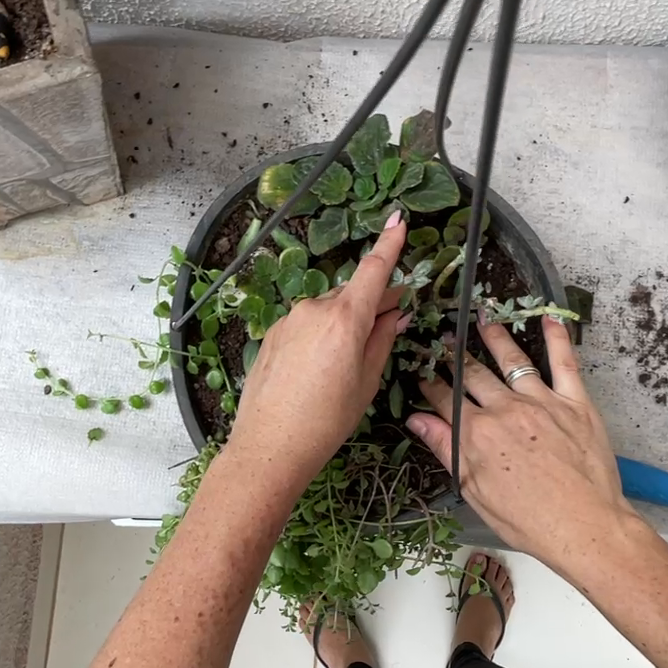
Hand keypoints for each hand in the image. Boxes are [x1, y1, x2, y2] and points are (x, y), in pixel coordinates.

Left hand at [224, 212, 409, 491]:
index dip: (389, 245)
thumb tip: (394, 314)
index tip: (398, 220)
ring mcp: (290, 320)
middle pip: (353, 294)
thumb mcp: (366, 382)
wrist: (269, 447)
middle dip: (373, 304)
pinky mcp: (274, 333)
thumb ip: (382, 340)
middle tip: (390, 326)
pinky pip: (307, 324)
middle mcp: (315, 309)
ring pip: (329, 311)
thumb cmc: (326, 421)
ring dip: (345, 323)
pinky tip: (320, 369)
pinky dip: (322, 334)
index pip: (373, 270)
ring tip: (347, 365)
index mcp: (345, 318)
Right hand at [406, 316, 638, 559]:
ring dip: (496, 339)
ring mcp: (543, 402)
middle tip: (445, 341)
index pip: (445, 399)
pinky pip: (565, 363)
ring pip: (513, 361)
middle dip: (455, 356)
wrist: (584, 527)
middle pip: (474, 375)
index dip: (430, 384)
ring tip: (485, 321)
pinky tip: (550, 319)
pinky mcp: (575, 403)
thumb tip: (416, 420)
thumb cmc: (527, 520)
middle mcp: (506, 409)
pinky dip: (558, 339)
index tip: (421, 372)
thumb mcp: (473, 491)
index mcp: (477, 433)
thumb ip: (446, 449)